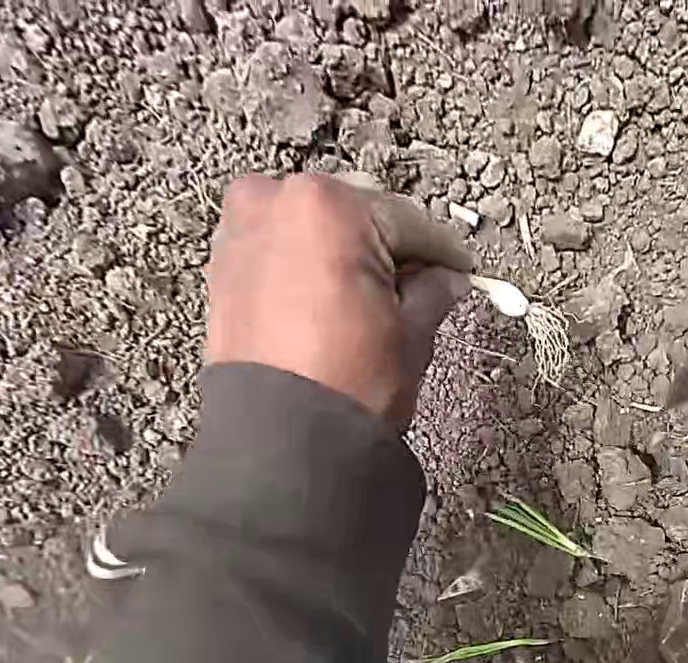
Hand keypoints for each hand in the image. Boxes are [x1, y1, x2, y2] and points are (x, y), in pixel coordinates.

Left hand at [206, 172, 473, 431]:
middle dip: (393, 245)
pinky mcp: (226, 265)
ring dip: (351, 251)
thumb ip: (434, 292)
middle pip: (359, 211)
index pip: (409, 221)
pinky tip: (339, 297)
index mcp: (330, 208)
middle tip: (424, 284)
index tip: (462, 270)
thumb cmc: (349, 383)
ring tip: (380, 295)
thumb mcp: (413, 333)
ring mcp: (243, 231)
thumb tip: (446, 279)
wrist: (288, 436)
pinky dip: (313, 263)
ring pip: (318, 225)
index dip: (444, 251)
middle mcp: (276, 201)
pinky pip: (284, 246)